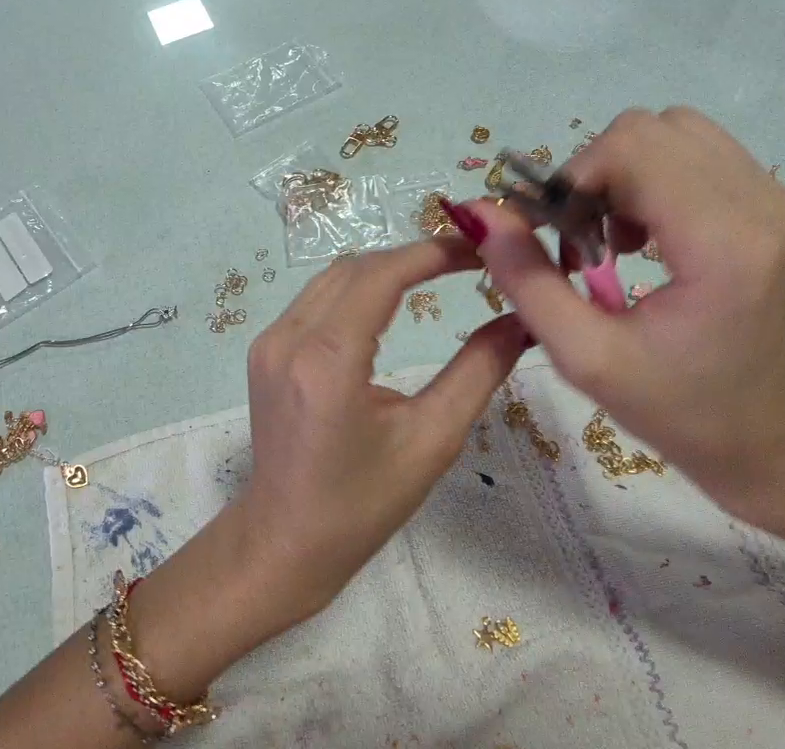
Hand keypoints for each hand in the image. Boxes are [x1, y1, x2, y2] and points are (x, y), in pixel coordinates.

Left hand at [231, 239, 533, 629]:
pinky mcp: (263, 351)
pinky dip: (355, 290)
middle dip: (413, 256)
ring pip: (331, 279)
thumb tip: (521, 320)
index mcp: (327, 360)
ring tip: (438, 274)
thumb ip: (478, 371)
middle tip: (470, 260)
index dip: (433, 252)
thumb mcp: (432, 439)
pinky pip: (313, 300)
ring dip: (383, 269)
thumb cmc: (364, 501)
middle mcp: (288, 338)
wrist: (286, 537)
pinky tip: (389, 301)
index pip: (381, 275)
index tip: (481, 247)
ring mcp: (268, 342)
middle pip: (356, 268)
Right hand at [458, 107, 784, 521]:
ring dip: (623, 173)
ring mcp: (780, 201)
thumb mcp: (582, 356)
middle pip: (650, 130)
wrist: (765, 441)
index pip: (632, 150)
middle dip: (594, 175)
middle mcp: (765, 206)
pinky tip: (645, 236)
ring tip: (611, 237)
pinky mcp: (780, 206)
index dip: (573, 178)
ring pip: (673, 131)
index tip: (551, 233)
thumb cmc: (674, 409)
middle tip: (578, 240)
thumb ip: (525, 278)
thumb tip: (478, 211)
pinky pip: (698, 153)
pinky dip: (653, 180)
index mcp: (725, 246)